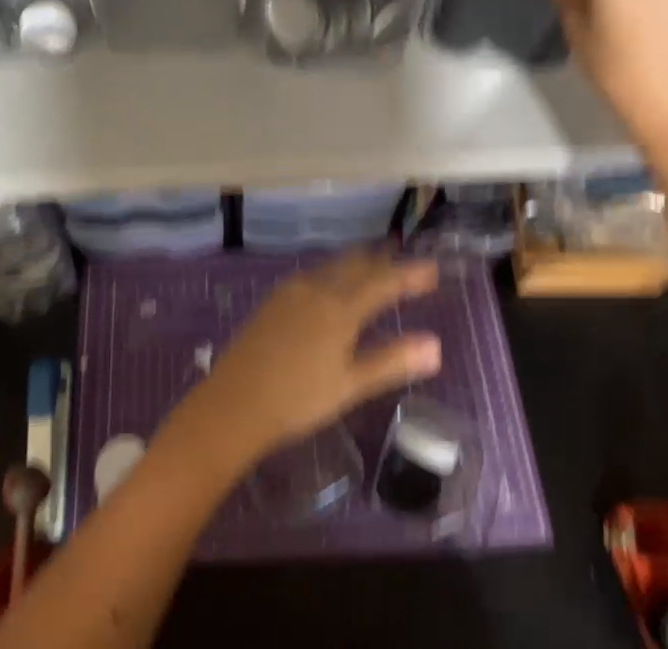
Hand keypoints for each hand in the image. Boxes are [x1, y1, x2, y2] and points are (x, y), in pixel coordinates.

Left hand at [168, 252, 441, 464]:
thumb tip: (435, 345)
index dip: (409, 274)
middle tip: (404, 266)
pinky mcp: (271, 302)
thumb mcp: (350, 385)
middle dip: (382, 262)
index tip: (432, 270)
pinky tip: (329, 288)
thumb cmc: (297, 400)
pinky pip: (310, 276)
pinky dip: (331, 274)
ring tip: (373, 270)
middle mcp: (315, 290)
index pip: (383, 281)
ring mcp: (288, 293)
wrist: (232, 404)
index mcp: (339, 308)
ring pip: (330, 267)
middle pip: (354, 265)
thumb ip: (392, 361)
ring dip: (355, 265)